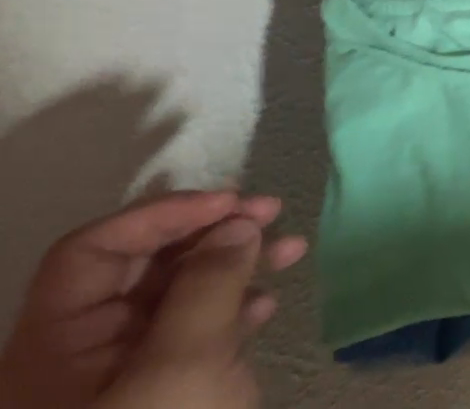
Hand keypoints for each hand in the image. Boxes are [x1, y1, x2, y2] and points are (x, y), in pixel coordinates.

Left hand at [0, 190, 305, 408]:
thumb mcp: (183, 362)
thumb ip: (209, 284)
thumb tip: (238, 223)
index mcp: (55, 343)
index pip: (95, 251)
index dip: (163, 215)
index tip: (235, 202)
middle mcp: (82, 350)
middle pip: (140, 266)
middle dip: (211, 232)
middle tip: (273, 212)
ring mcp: (125, 372)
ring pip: (178, 292)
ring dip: (238, 262)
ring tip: (294, 249)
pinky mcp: (166, 387)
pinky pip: (197, 327)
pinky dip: (238, 303)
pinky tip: (269, 304)